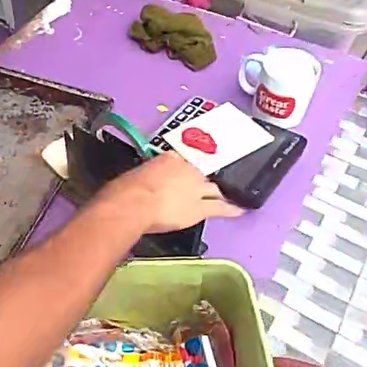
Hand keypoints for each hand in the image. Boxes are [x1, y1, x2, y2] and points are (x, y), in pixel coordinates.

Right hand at [97, 151, 243, 232]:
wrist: (133, 203)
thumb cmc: (126, 190)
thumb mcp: (136, 173)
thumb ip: (147, 175)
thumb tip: (146, 181)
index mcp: (169, 157)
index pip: (183, 158)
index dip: (187, 167)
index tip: (187, 170)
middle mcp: (187, 168)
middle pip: (203, 171)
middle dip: (204, 177)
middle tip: (205, 183)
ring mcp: (197, 188)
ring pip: (214, 188)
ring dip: (218, 191)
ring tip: (226, 193)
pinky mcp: (200, 208)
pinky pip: (220, 208)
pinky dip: (231, 209)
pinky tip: (240, 209)